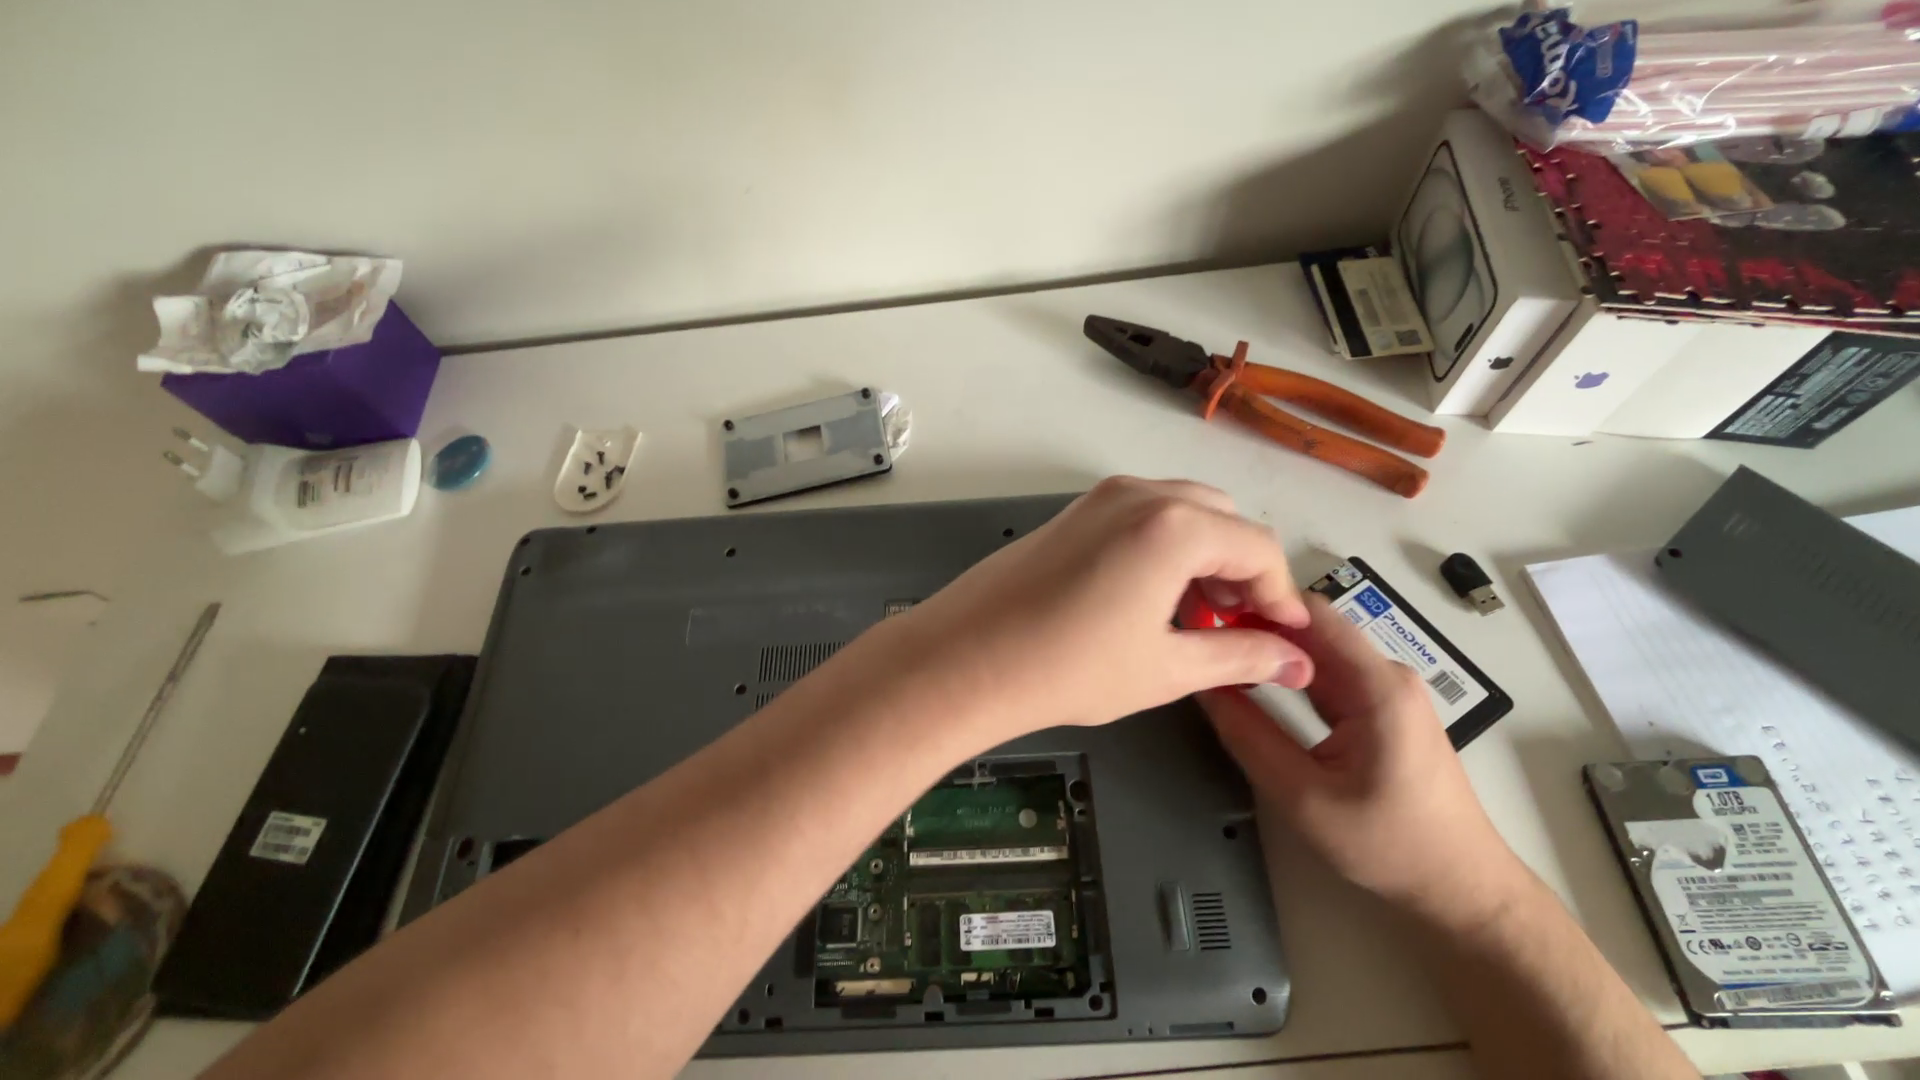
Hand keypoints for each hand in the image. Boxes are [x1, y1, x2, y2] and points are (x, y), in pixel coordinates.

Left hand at [870, 476, 1312, 741]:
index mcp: (1174, 526)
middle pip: (1222, 519)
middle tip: (1243, 623)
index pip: (1258, 547)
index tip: (1287, 634)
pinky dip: (1166, 548)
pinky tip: (1153, 598)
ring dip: (1206, 556)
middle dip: (1243, 569)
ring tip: (1199, 617)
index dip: (1281, 593)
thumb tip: (1293, 660)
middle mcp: (1141, 495)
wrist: (966, 659)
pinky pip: (1142, 516)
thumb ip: (1241, 656)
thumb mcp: (1167, 668)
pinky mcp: (1073, 513)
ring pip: (1182, 512)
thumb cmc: (1069, 668)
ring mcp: (1100, 499)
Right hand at [1199, 595, 1526, 927]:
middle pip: (1313, 627)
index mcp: (1378, 685)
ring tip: (1219, 653)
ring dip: (1271, 650)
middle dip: (1257, 625)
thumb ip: (1248, 735)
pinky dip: (1289, 673)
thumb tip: (1204, 685)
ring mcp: (1387, 691)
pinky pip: (1327, 675)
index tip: (1205, 615)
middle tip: (1201, 636)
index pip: (1310, 613)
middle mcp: (1387, 675)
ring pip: (1318, 650)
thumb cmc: (1388, 844)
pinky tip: (1255, 680)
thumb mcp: (1302, 796)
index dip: (1256, 604)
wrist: (1458, 886)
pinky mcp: (1381, 709)